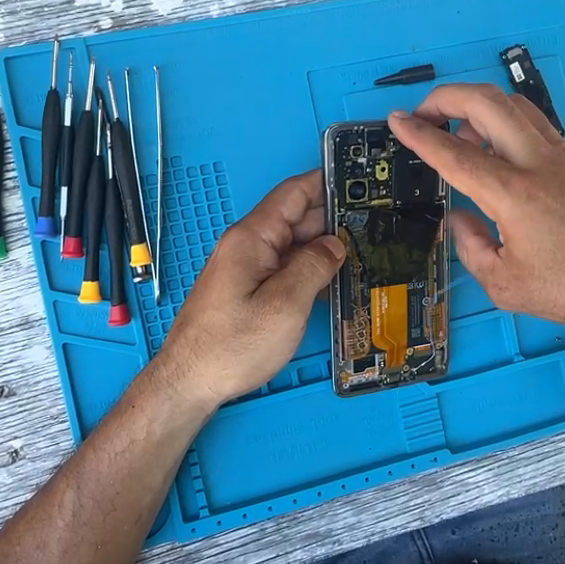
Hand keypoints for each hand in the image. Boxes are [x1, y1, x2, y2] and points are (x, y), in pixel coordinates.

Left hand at [153, 170, 345, 406]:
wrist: (190, 382)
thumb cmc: (230, 347)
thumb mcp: (284, 306)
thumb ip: (314, 267)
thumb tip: (335, 245)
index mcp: (252, 237)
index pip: (294, 192)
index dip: (328, 182)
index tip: (359, 180)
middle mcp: (248, 245)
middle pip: (298, 218)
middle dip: (334, 218)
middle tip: (374, 225)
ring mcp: (247, 267)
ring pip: (294, 245)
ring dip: (325, 248)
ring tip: (363, 253)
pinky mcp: (248, 288)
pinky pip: (286, 267)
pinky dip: (310, 270)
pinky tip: (334, 282)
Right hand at [387, 84, 564, 353]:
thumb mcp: (505, 285)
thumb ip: (471, 247)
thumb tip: (460, 219)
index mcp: (514, 194)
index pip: (453, 153)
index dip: (418, 134)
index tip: (398, 121)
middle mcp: (539, 163)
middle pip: (486, 102)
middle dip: (446, 97)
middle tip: (424, 113)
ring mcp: (564, 157)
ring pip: (515, 104)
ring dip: (479, 106)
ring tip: (460, 132)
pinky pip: (535, 124)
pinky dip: (506, 123)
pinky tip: (499, 150)